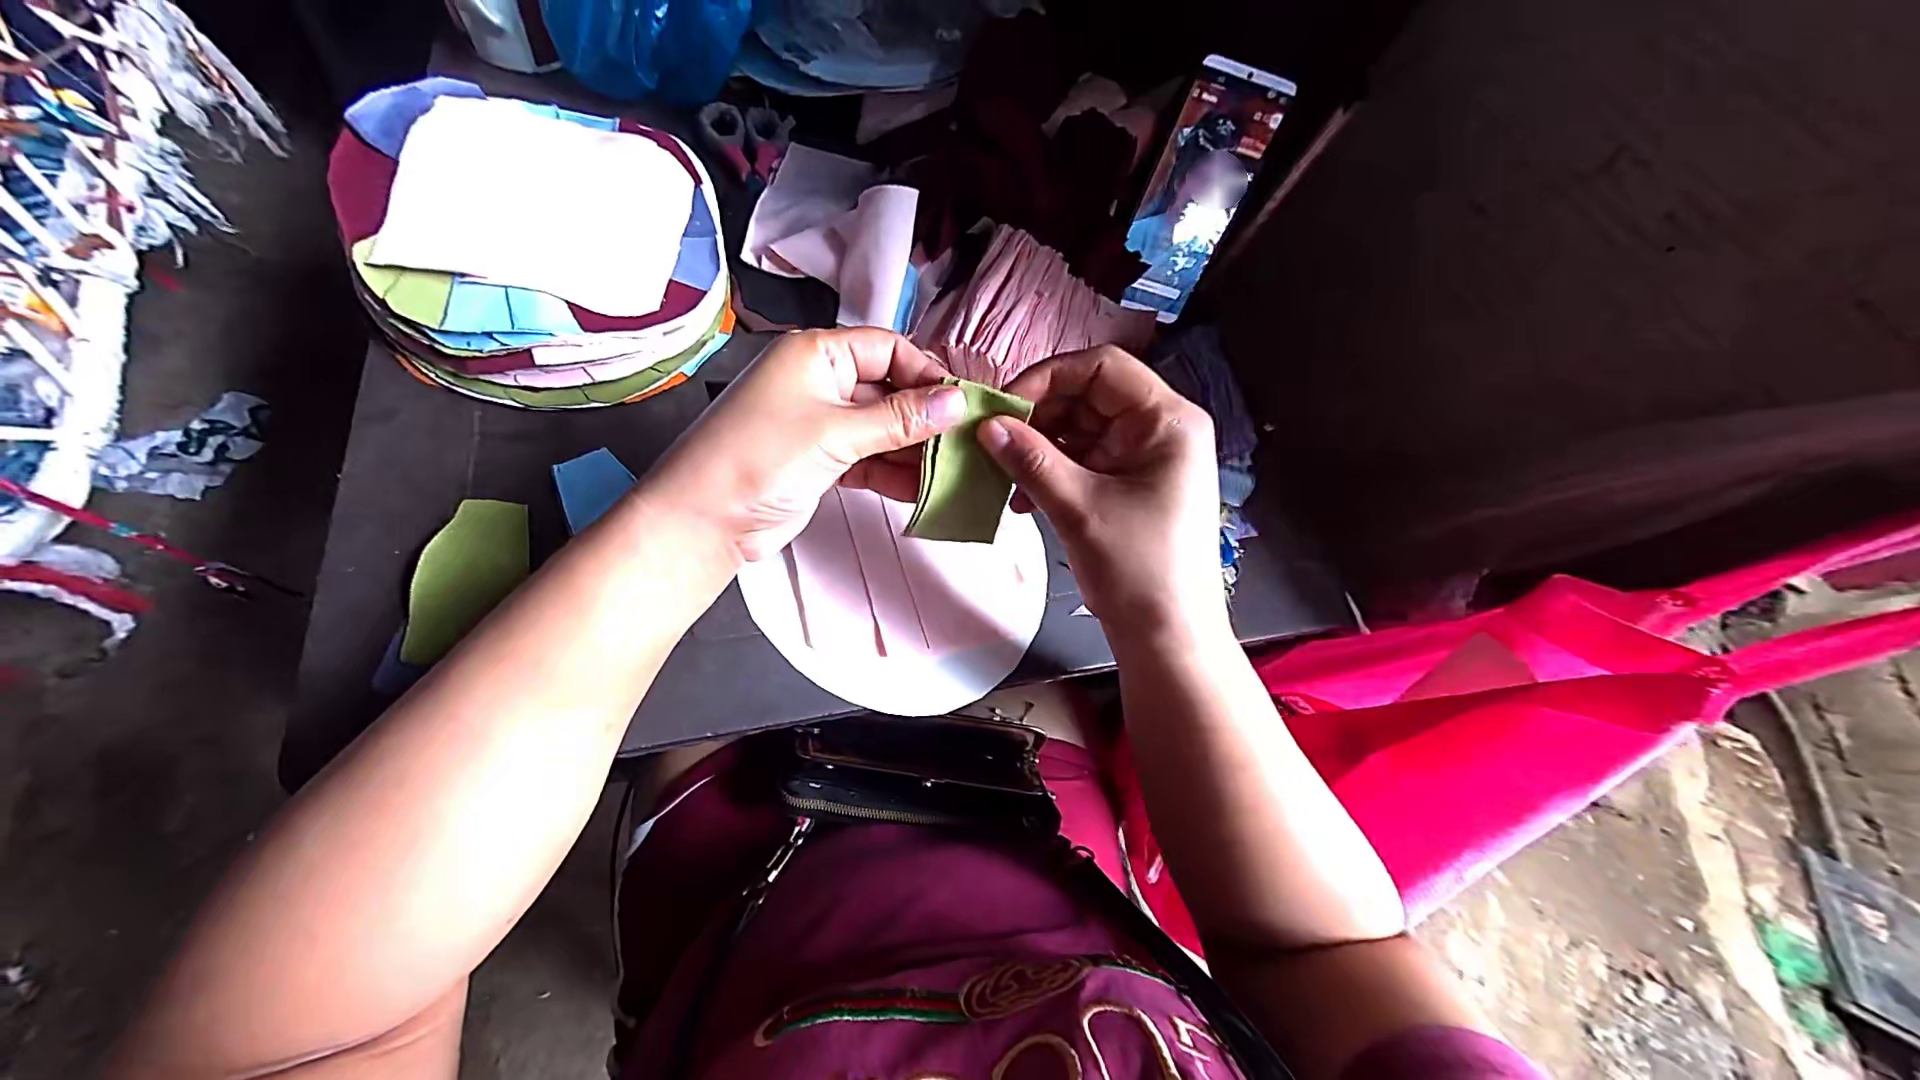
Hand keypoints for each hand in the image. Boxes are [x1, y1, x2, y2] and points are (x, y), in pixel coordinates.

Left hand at [643, 329, 963, 561]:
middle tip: (961, 439)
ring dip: (913, 449)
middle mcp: (819, 383)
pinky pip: (870, 458)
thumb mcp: (835, 432)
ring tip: (950, 468)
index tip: (958, 402)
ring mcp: (820, 424)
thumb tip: (953, 402)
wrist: (704, 521)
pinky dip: (893, 472)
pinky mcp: (822, 461)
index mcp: (815, 354)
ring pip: (882, 428)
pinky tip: (921, 487)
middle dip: (924, 416)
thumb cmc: (750, 460)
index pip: (887, 348)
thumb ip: (899, 418)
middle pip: (888, 389)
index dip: (926, 373)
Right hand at [980, 346, 1224, 639]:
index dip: (1048, 378)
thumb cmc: (1139, 570)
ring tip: (1006, 477)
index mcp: (1167, 421)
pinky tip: (1024, 498)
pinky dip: (1051, 472)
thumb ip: (1031, 460)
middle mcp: (1161, 430)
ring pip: (1081, 430)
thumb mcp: (1079, 508)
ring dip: (1039, 449)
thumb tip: (988, 425)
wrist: (1166, 635)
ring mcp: (1146, 459)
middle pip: (1088, 396)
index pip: (1102, 367)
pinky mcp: (1130, 485)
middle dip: (1039, 419)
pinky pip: (1084, 461)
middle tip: (996, 443)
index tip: (1005, 408)